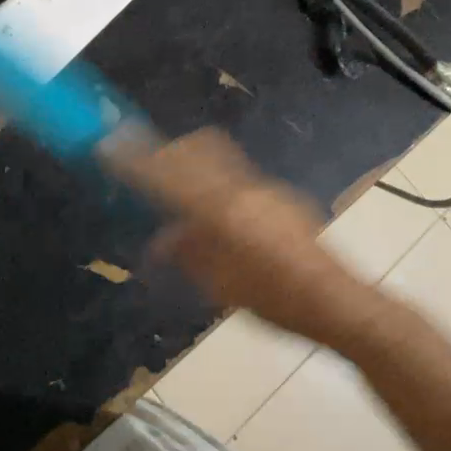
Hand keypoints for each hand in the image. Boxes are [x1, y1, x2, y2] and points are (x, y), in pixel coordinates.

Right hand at [112, 128, 382, 345]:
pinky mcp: (283, 198)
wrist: (338, 304)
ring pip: (220, 159)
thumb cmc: (274, 302)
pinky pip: (238, 177)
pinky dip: (218, 184)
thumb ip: (188, 254)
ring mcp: (266, 189)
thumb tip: (162, 239)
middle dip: (168, 150)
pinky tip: (221, 216)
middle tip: (147, 162)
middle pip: (197, 149)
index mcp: (220, 210)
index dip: (137, 159)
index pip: (167, 175)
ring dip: (193, 163)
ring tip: (181, 189)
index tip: (112, 146)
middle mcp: (241, 189)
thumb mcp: (221, 287)